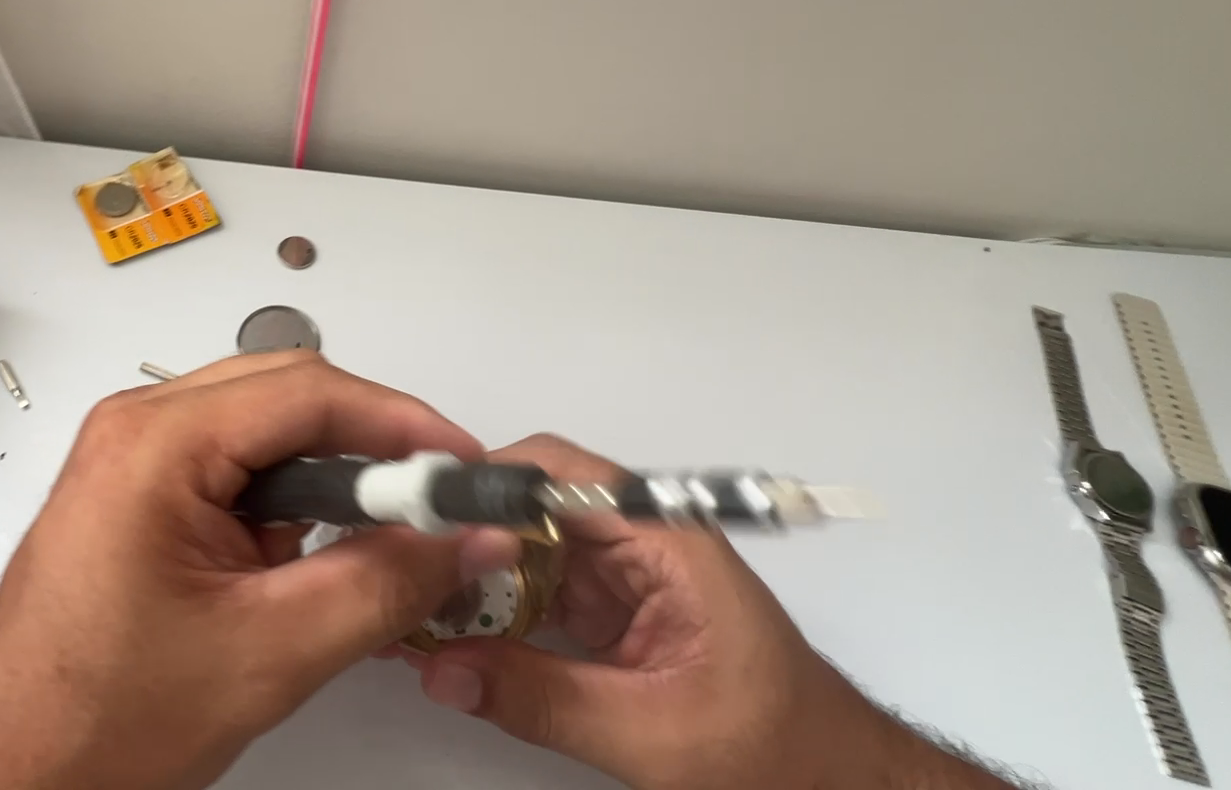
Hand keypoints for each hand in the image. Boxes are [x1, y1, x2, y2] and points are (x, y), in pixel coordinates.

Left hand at [0, 353, 518, 789]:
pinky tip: (313, 544)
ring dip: (332, 467)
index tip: (461, 464)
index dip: (399, 421)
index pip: (309, 392)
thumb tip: (470, 539)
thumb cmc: (106, 719)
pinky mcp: (146, 482)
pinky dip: (294, 490)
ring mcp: (139, 449)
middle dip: (370, 440)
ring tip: (381, 528)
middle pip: (290, 391)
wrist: (6, 770)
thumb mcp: (269, 653)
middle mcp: (143, 424)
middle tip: (432, 496)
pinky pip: (242, 456)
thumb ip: (383, 585)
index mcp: (158, 443)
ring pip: (270, 422)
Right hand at [407, 435, 1014, 789]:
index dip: (484, 484)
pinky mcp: (603, 608)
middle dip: (463, 532)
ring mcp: (615, 572)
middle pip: (528, 504)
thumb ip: (543, 699)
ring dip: (468, 573)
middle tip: (397, 565)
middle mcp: (630, 535)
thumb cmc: (770, 749)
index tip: (419, 519)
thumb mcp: (654, 734)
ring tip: (406, 599)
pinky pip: (533, 591)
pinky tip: (447, 632)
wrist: (833, 784)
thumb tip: (437, 668)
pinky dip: (490, 610)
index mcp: (657, 533)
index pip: (556, 472)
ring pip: (522, 546)